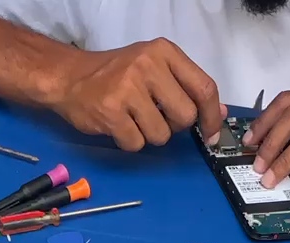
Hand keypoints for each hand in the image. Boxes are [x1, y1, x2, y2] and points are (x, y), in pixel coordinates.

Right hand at [46, 38, 222, 151]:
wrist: (71, 78)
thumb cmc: (116, 76)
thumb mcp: (153, 68)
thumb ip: (185, 86)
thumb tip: (218, 112)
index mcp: (164, 52)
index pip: (204, 87)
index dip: (212, 116)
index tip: (213, 133)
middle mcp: (148, 66)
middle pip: (185, 117)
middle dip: (174, 126)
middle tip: (157, 117)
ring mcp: (129, 89)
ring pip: (161, 135)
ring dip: (149, 135)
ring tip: (133, 119)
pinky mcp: (112, 112)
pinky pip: (136, 144)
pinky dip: (129, 142)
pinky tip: (119, 126)